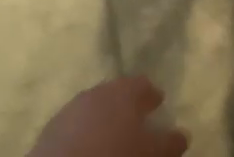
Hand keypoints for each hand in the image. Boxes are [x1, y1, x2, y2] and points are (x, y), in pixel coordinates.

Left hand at [28, 77, 188, 156]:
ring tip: (112, 137)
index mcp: (123, 91)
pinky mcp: (50, 131)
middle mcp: (96, 92)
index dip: (151, 93)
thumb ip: (169, 142)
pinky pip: (74, 127)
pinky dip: (84, 134)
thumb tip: (183, 134)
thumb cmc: (115, 155)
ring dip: (103, 119)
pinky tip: (87, 148)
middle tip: (137, 120)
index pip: (142, 83)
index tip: (158, 102)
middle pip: (115, 93)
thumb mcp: (151, 152)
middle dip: (126, 105)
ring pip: (93, 109)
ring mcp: (70, 109)